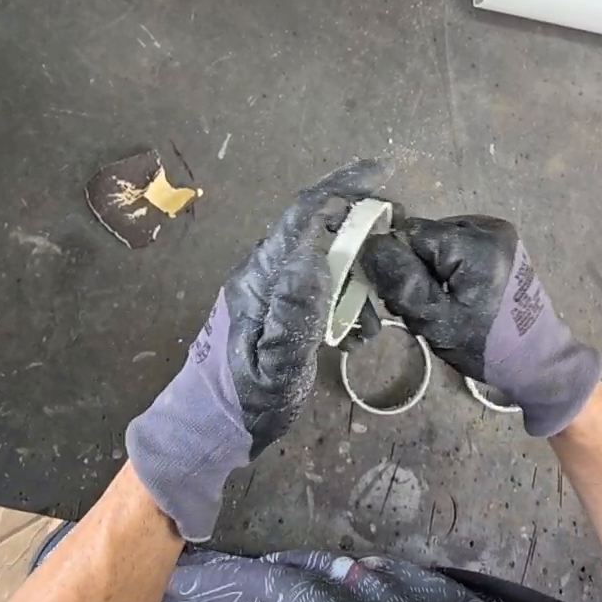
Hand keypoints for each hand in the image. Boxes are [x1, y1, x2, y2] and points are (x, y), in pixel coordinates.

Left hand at [126, 159, 389, 540]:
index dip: (340, 187)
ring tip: (370, 326)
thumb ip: (294, 313)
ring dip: (355, 280)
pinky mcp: (275, 305)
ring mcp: (269, 288)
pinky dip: (343, 301)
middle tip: (392, 252)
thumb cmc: (243, 401)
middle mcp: (264, 273)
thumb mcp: (275, 365)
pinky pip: (316, 285)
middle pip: (316, 229)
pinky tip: (353, 336)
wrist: (209, 428)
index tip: (380, 174)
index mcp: (262, 278)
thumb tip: (315, 256)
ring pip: (321, 259)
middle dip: (358, 231)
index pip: (302, 215)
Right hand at [361, 215, 601, 436]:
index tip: (407, 299)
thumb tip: (372, 245)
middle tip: (427, 307)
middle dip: (416, 268)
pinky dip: (449, 266)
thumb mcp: (435, 319)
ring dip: (431, 268)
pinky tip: (460, 294)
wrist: (537, 360)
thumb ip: (402, 280)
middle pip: (425, 236)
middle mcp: (488, 226)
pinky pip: (457, 246)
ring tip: (445, 303)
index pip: (410, 234)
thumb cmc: (486, 346)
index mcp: (475, 242)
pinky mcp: (501, 243)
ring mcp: (498, 232)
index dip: (399, 265)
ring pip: (438, 241)